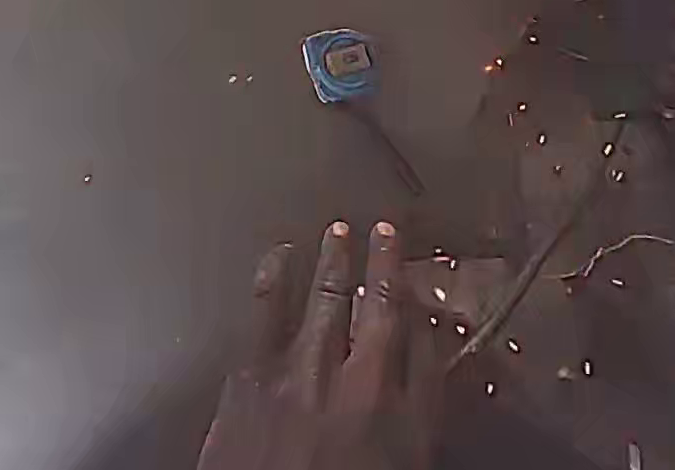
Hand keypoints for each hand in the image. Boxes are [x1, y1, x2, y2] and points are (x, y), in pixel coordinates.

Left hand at [197, 221, 444, 469]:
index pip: (417, 336)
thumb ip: (414, 412)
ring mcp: (302, 373)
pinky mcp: (253, 378)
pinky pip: (266, 310)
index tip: (404, 254)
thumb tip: (422, 358)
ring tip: (336, 230)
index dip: (410, 289)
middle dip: (378, 261)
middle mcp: (357, 383)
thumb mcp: (398, 464)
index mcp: (398, 415)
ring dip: (332, 258)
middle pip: (375, 303)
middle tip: (378, 228)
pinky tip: (280, 254)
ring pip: (325, 294)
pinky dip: (275, 276)